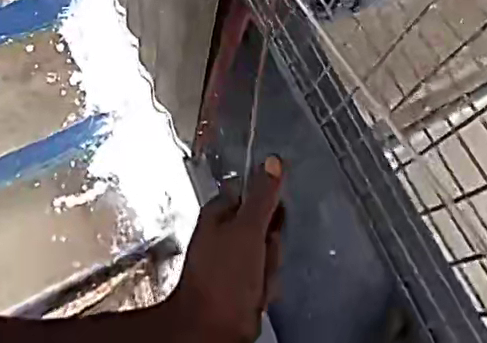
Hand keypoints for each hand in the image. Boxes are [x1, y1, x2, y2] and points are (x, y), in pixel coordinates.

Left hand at [160, 156, 285, 342]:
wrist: (211, 328)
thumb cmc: (224, 275)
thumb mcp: (248, 229)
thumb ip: (262, 197)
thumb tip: (273, 161)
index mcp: (219, 211)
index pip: (252, 194)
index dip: (268, 210)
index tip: (274, 223)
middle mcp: (222, 231)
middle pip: (263, 228)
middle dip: (270, 247)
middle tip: (262, 259)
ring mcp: (230, 259)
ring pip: (266, 257)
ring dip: (268, 271)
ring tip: (257, 284)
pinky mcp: (238, 285)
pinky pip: (263, 280)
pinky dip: (264, 290)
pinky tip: (257, 298)